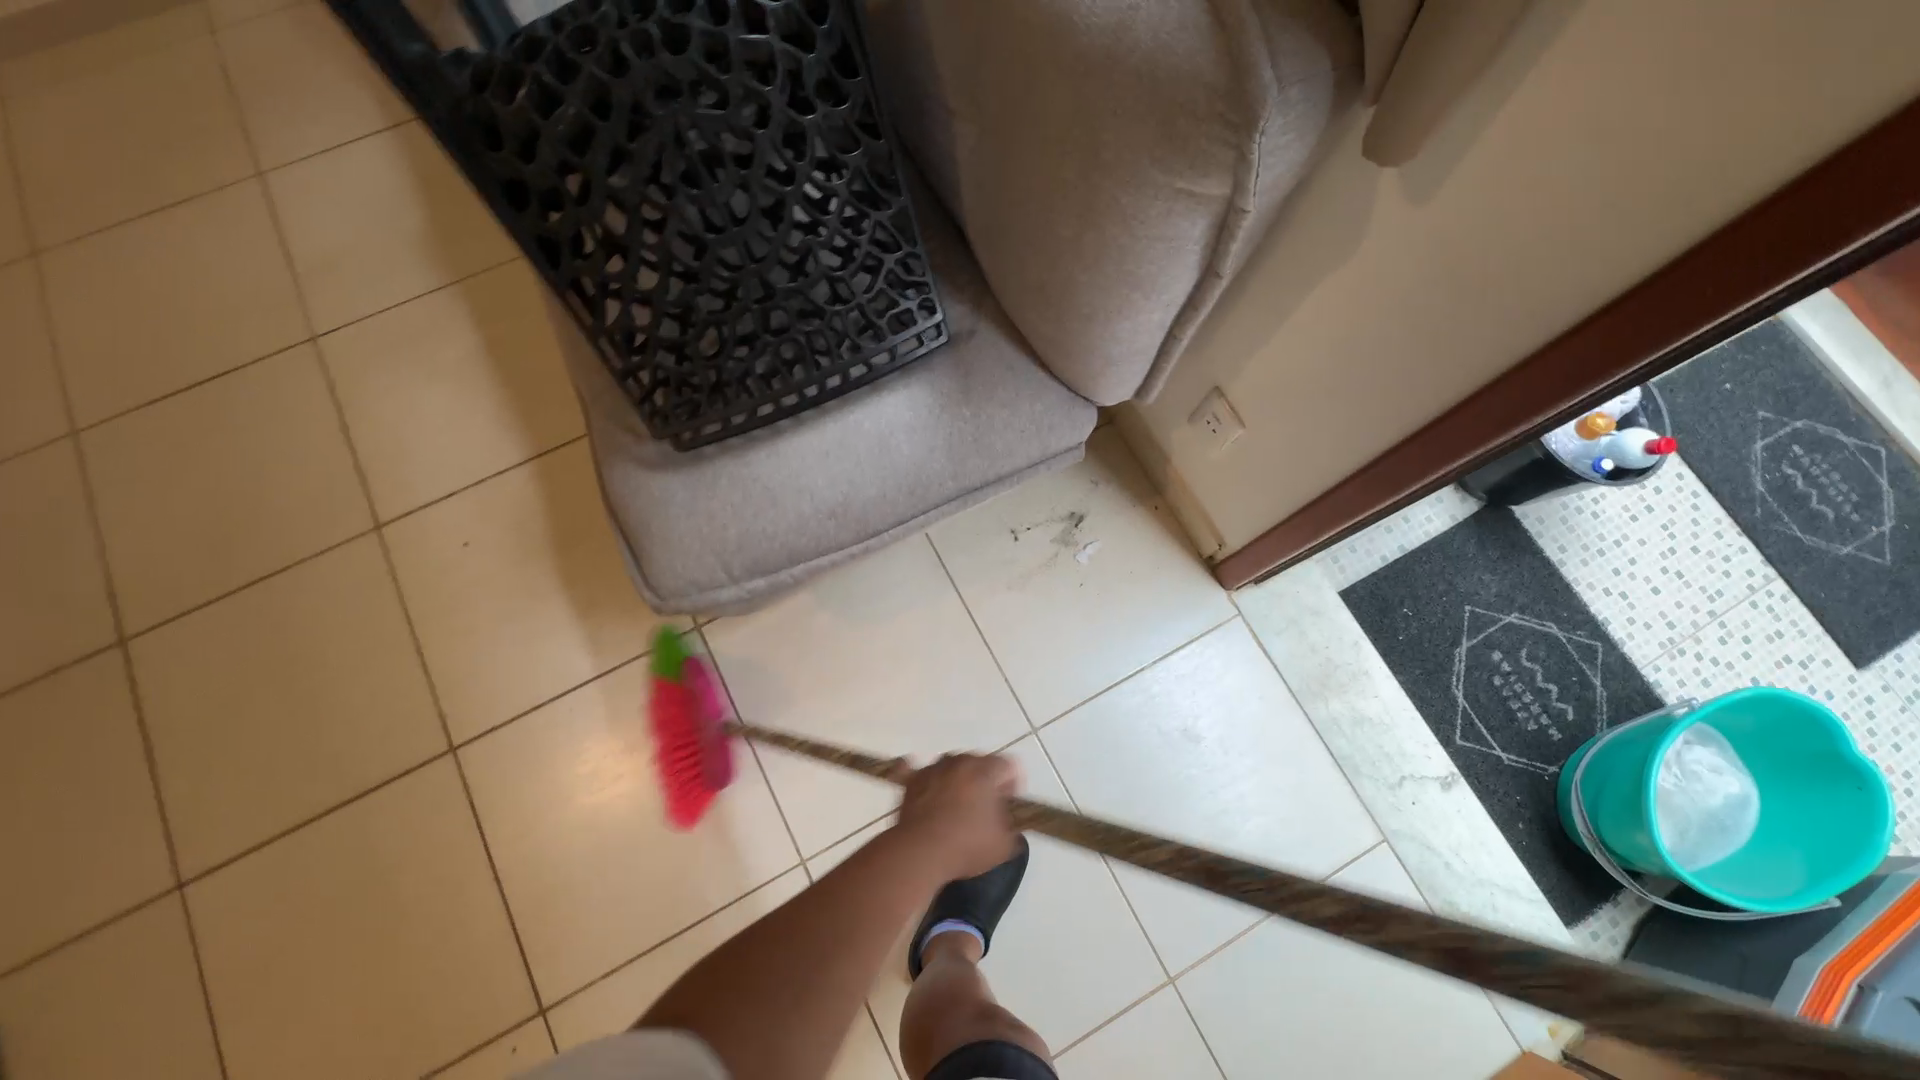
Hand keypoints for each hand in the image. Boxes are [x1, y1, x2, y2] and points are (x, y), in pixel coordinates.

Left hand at [892, 753, 1021, 880]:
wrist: (919, 852)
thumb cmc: (966, 845)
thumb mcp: (1004, 844)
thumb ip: (1012, 826)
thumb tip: (1006, 822)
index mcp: (985, 770)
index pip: (1009, 766)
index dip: (1012, 785)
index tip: (1009, 804)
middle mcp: (959, 762)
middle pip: (980, 764)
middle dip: (985, 781)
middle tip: (986, 808)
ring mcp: (933, 768)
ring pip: (953, 768)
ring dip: (959, 782)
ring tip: (958, 807)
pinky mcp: (913, 780)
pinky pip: (925, 774)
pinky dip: (930, 782)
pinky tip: (930, 793)